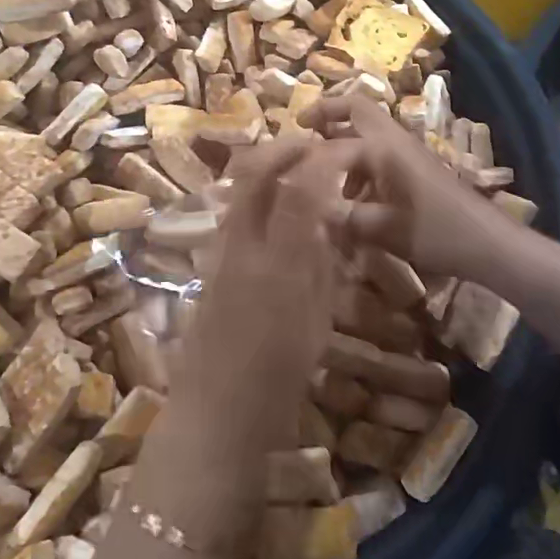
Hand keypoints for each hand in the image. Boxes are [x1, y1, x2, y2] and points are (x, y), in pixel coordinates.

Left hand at [170, 140, 351, 448]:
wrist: (216, 414)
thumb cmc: (278, 381)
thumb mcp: (316, 322)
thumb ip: (320, 265)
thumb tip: (327, 222)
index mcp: (280, 263)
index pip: (302, 187)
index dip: (327, 158)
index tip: (349, 148)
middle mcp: (244, 246)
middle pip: (254, 171)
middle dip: (285, 146)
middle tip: (315, 144)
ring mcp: (220, 253)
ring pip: (238, 188)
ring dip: (268, 167)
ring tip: (298, 168)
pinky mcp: (210, 265)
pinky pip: (233, 213)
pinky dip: (257, 196)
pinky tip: (277, 210)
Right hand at [298, 97, 516, 281]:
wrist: (487, 242)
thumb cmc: (435, 232)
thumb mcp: (383, 230)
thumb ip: (344, 219)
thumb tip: (314, 214)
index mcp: (383, 149)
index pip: (334, 144)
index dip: (307, 155)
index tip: (283, 167)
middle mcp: (394, 140)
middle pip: (357, 108)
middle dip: (327, 112)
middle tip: (303, 126)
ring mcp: (409, 151)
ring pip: (370, 130)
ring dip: (345, 139)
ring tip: (325, 172)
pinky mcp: (418, 166)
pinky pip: (381, 151)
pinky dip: (361, 161)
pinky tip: (355, 196)